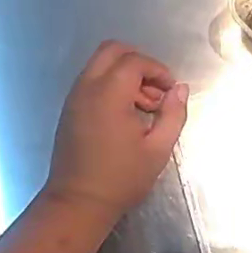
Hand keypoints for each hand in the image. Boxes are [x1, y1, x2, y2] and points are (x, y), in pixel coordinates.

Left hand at [44, 41, 187, 225]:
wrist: (80, 201)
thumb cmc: (123, 177)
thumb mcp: (159, 148)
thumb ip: (173, 114)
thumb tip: (180, 89)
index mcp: (109, 95)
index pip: (134, 61)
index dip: (158, 70)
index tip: (172, 92)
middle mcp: (87, 88)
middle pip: (112, 51)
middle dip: (140, 64)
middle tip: (157, 91)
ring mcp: (74, 97)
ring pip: (101, 65)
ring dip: (127, 76)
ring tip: (146, 108)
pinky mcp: (70, 109)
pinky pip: (93, 81)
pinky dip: (113, 86)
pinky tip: (128, 116)